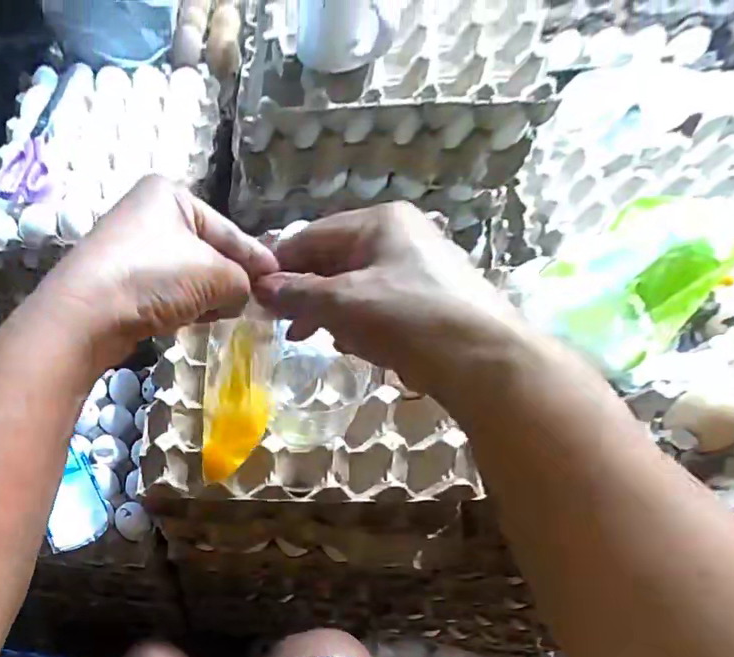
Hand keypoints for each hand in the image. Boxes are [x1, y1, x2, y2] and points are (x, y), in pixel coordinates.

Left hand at [37, 176, 278, 356]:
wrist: (85, 316)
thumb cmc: (153, 279)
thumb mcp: (213, 275)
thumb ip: (241, 281)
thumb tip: (244, 296)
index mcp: (170, 194)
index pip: (228, 229)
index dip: (256, 258)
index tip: (279, 280)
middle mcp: (146, 216)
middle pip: (205, 252)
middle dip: (228, 280)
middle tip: (254, 304)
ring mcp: (127, 252)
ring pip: (183, 277)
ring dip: (204, 298)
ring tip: (225, 316)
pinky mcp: (116, 287)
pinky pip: (161, 295)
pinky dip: (179, 308)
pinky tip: (190, 322)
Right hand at [251, 203, 537, 396]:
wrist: (478, 357)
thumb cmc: (406, 318)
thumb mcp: (342, 302)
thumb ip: (297, 293)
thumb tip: (261, 289)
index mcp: (378, 222)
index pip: (310, 236)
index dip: (279, 266)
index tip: (255, 297)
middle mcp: (397, 235)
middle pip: (330, 260)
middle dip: (302, 292)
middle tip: (279, 323)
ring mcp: (413, 266)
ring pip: (349, 284)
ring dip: (324, 310)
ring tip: (307, 336)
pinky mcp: (422, 297)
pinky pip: (372, 303)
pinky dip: (352, 321)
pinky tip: (346, 343)